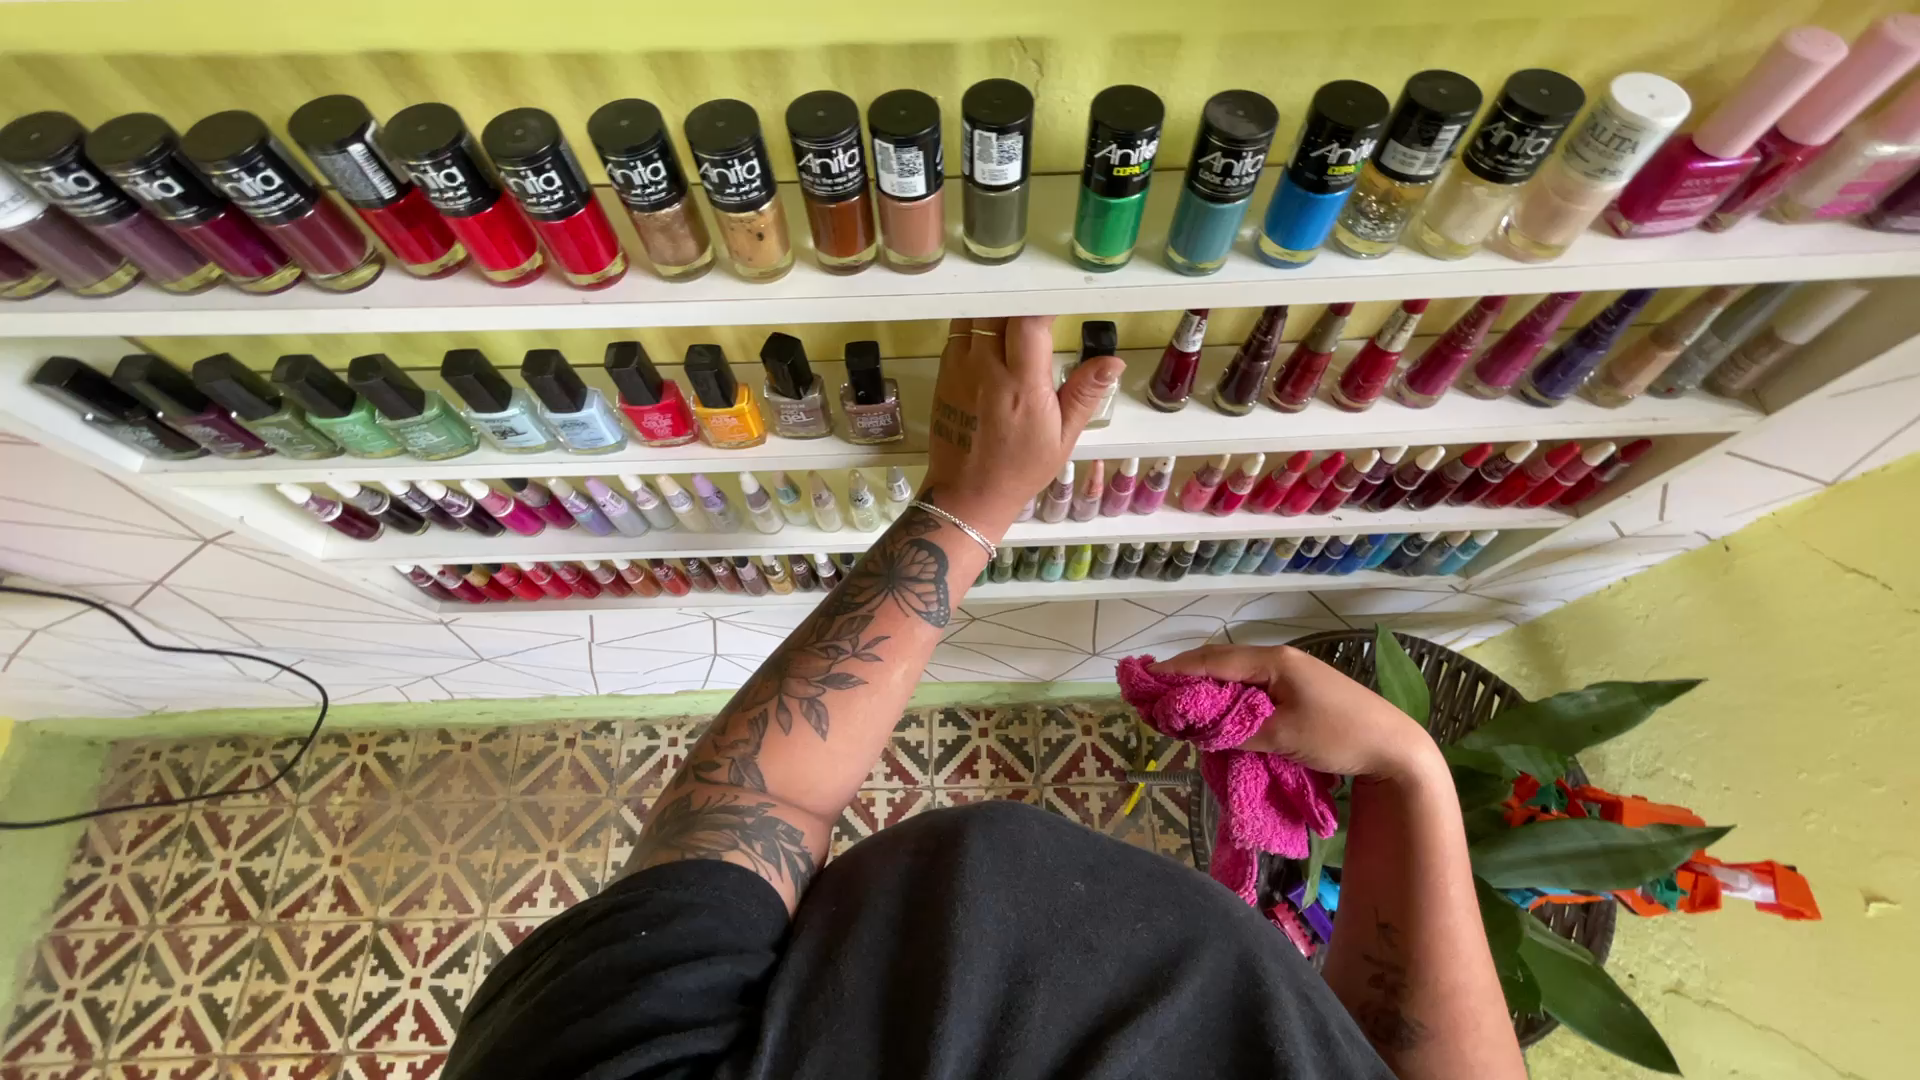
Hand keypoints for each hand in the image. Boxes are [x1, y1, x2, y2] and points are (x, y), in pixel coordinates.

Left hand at [921, 315, 1123, 535]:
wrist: (967, 494)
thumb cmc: (1020, 469)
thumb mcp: (1062, 438)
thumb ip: (1085, 394)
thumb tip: (1114, 361)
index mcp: (1021, 386)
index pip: (1029, 321)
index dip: (1044, 304)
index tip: (1060, 301)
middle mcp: (985, 370)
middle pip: (998, 310)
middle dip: (1020, 302)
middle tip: (1039, 306)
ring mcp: (958, 369)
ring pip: (974, 315)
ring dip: (996, 310)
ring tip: (1015, 317)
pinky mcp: (943, 374)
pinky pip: (958, 333)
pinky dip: (976, 326)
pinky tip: (993, 337)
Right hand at [1152, 644, 1441, 781]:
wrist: (1398, 748)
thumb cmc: (1340, 736)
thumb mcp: (1283, 737)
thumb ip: (1236, 730)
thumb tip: (1197, 730)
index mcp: (1273, 661)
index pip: (1213, 660)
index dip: (1177, 669)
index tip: (1147, 678)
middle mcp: (1278, 658)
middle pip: (1220, 661)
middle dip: (1186, 675)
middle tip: (1156, 692)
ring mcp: (1289, 672)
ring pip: (1234, 673)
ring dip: (1205, 686)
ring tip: (1177, 701)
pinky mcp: (1297, 688)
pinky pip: (1250, 685)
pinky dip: (1226, 694)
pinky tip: (1214, 708)